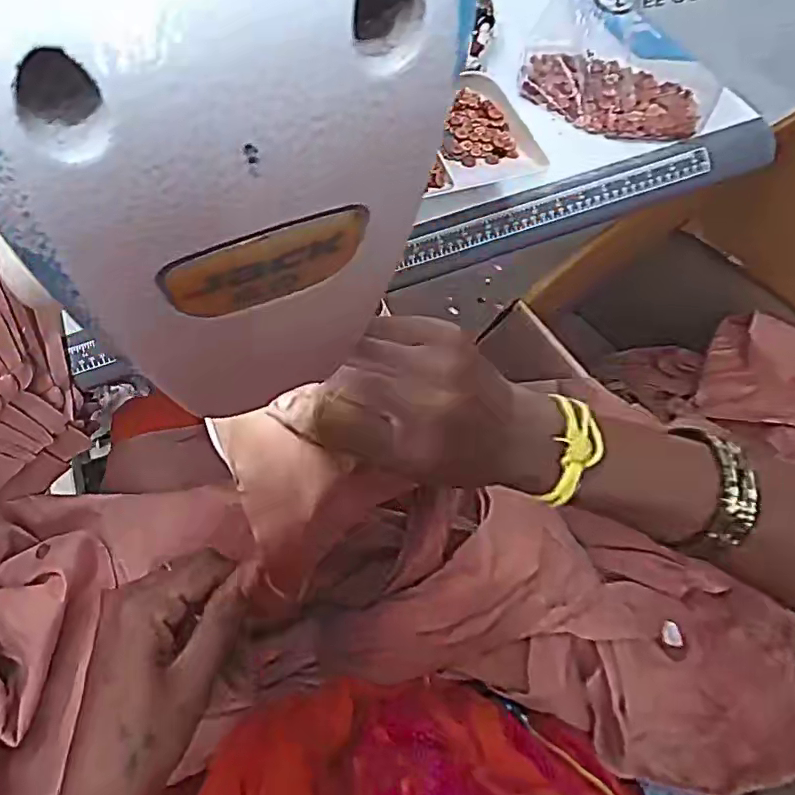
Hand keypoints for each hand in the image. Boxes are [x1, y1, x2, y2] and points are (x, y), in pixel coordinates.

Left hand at [46, 550, 256, 794]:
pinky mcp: (123, 623)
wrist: (102, 784)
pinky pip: (167, 604)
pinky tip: (206, 656)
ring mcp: (122, 606)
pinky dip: (191, 623)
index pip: (206, 563)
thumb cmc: (150, 735)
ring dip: (211, 612)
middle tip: (246, 642)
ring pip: (184, 587)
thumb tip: (254, 568)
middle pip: (193, 571)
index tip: (262, 614)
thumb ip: (224, 617)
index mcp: (144, 600)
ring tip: (230, 658)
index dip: (239, 580)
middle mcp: (129, 590)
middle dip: (225, 597)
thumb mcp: (195, 676)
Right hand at [271, 315, 552, 488]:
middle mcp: (429, 395)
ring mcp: (439, 354)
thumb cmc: (458, 459)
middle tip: (285, 372)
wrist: (518, 429)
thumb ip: (351, 437)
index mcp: (419, 442)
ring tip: (308, 351)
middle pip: (347, 372)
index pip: (339, 416)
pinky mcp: (443, 329)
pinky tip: (347, 339)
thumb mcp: (405, 467)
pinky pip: (384, 326)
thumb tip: (294, 405)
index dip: (301, 407)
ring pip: (362, 344)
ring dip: (332, 348)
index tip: (276, 402)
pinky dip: (360, 334)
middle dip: (312, 372)